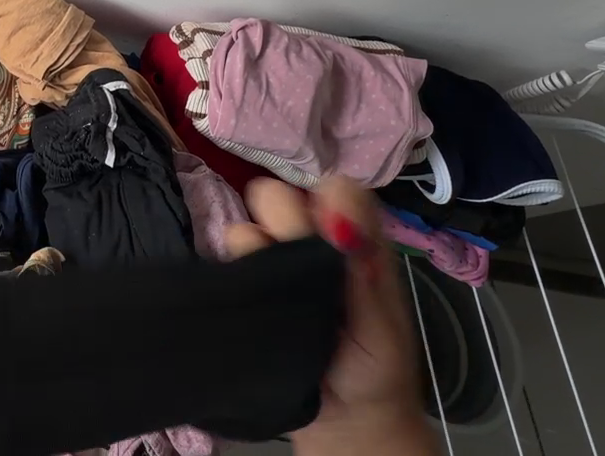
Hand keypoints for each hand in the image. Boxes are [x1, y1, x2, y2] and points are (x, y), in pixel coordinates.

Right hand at [224, 177, 439, 455]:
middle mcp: (308, 238)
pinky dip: (233, 262)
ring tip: (274, 288)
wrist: (342, 418)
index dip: (326, 196)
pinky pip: (222, 250)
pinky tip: (250, 290)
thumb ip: (362, 275)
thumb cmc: (375, 370)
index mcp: (352, 241)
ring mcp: (271, 256)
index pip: (333, 186)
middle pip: (276, 192)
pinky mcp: (240, 277)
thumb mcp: (381, 328)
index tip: (327, 228)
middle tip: (293, 257)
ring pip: (244, 219)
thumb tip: (340, 216)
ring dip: (255, 246)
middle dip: (281, 218)